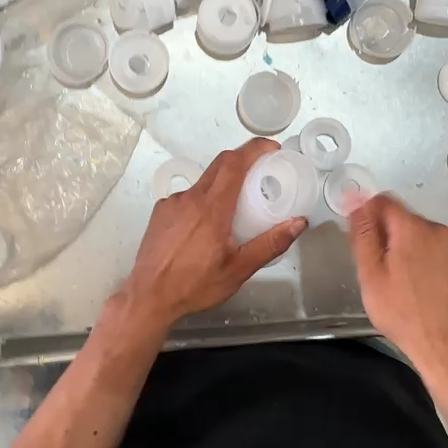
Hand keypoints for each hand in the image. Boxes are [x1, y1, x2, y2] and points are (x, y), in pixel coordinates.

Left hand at [117, 138, 308, 327]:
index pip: (234, 163)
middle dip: (243, 162)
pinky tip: (204, 228)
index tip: (271, 149)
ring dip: (222, 187)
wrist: (148, 297)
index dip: (254, 149)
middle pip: (220, 165)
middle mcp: (190, 198)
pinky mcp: (160, 212)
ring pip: (203, 183)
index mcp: (212, 208)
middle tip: (261, 175)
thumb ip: (270, 244)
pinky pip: (187, 198)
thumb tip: (298, 223)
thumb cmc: (195, 285)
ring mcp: (172, 203)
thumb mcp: (239, 269)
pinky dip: (202, 203)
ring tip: (233, 213)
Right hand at [348, 195, 447, 367]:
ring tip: (393, 278)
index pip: (384, 201)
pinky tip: (413, 284)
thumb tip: (356, 204)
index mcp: (413, 229)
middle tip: (372, 263)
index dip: (366, 211)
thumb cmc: (401, 312)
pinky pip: (432, 248)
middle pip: (402, 217)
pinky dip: (419, 257)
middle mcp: (436, 230)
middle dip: (384, 232)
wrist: (443, 344)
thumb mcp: (371, 274)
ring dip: (402, 245)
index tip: (357, 233)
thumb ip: (363, 235)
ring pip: (418, 233)